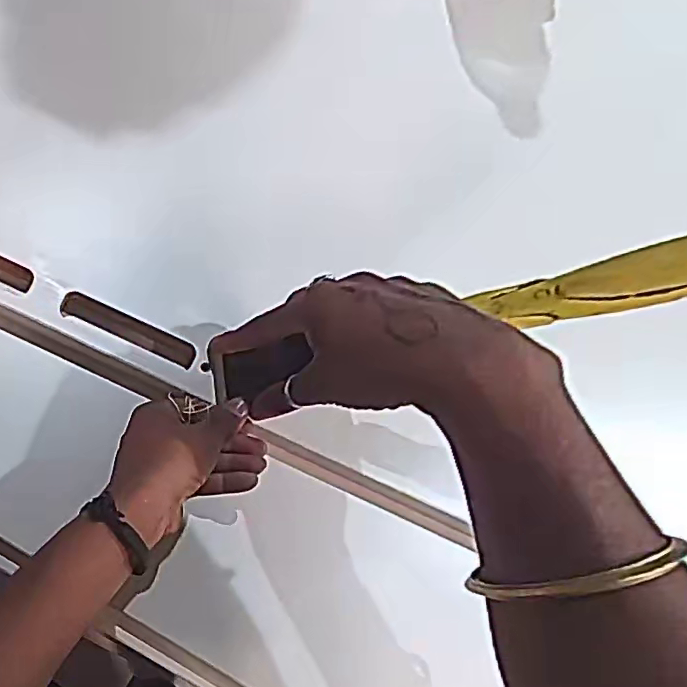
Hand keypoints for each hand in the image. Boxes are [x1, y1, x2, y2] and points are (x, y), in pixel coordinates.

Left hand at [107, 398, 266, 543]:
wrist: (143, 508)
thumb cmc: (157, 469)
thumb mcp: (203, 438)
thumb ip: (224, 422)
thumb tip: (236, 409)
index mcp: (155, 416)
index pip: (195, 409)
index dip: (223, 416)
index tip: (242, 422)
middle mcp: (153, 438)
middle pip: (200, 436)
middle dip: (232, 443)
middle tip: (254, 446)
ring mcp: (158, 465)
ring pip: (200, 459)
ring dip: (230, 462)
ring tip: (255, 464)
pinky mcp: (165, 488)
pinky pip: (197, 478)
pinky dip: (219, 479)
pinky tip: (241, 479)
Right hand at [207, 273, 559, 426]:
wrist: (461, 362)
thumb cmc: (398, 362)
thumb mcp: (323, 386)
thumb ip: (287, 392)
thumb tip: (274, 398)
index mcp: (315, 302)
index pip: (261, 327)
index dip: (238, 344)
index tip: (225, 350)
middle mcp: (346, 289)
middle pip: (298, 319)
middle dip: (283, 348)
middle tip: (273, 374)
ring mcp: (379, 292)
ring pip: (335, 318)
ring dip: (322, 344)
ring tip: (322, 375)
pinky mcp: (408, 302)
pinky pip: (367, 319)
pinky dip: (356, 339)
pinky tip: (361, 364)